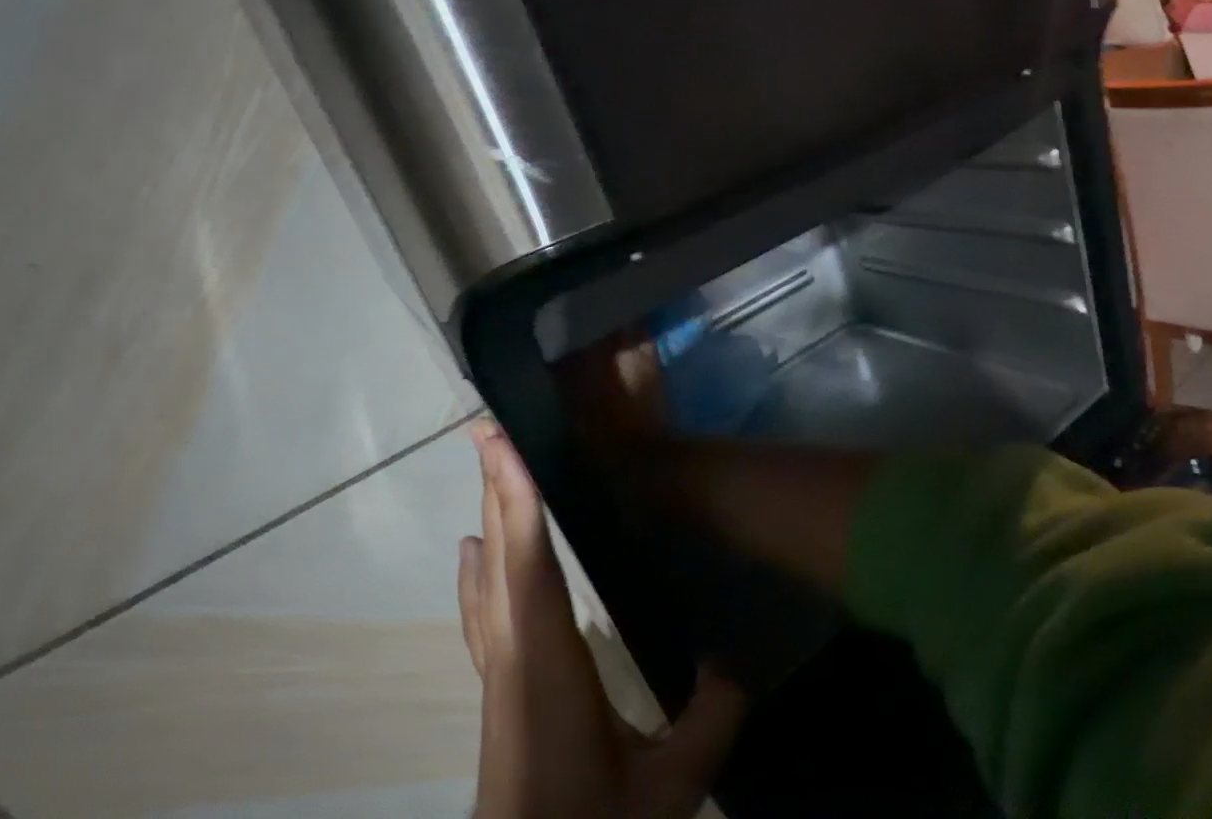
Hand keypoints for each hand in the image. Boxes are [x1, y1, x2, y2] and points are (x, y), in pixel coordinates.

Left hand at [458, 419, 745, 818]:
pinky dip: (480, 567)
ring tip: (489, 468)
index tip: (505, 444)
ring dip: (489, 520)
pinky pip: (484, 608)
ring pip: (487, 580)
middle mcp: (513, 657)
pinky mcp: (501, 689)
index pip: (529, 569)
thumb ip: (711, 718)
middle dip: (496, 490)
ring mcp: (500, 673)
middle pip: (500, 560)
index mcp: (546, 669)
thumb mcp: (670, 784)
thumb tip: (739, 659)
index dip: (518, 503)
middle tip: (489, 428)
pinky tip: (473, 554)